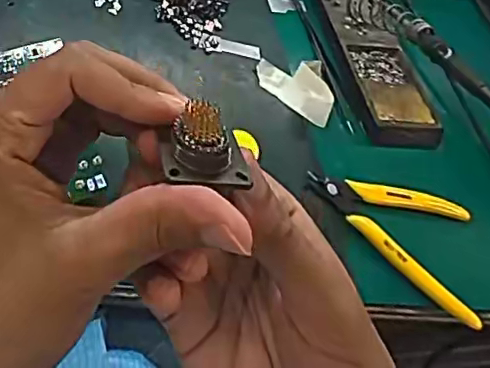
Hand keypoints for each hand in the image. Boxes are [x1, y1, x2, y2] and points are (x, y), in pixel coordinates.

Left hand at [0, 43, 254, 367]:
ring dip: (135, 119)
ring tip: (176, 149)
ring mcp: (25, 138)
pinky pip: (88, 132)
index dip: (127, 86)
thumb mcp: (84, 260)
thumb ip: (154, 225)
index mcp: (2, 124)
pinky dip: (123, 142)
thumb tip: (231, 212)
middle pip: (82, 76)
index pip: (70, 71)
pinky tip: (151, 163)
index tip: (179, 118)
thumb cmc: (8, 304)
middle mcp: (11, 118)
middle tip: (188, 130)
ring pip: (90, 102)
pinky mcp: (40, 161)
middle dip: (137, 98)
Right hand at [128, 144, 390, 367]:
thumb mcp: (321, 285)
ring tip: (180, 260)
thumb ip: (280, 228)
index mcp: (256, 212)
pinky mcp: (178, 310)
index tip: (164, 143)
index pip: (213, 165)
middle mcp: (217, 233)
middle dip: (157, 184)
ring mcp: (195, 269)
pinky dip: (146, 275)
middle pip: (170, 187)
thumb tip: (242, 162)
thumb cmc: (343, 352)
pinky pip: (146, 280)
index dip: (186, 150)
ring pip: (150, 225)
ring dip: (152, 230)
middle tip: (158, 198)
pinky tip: (167, 290)